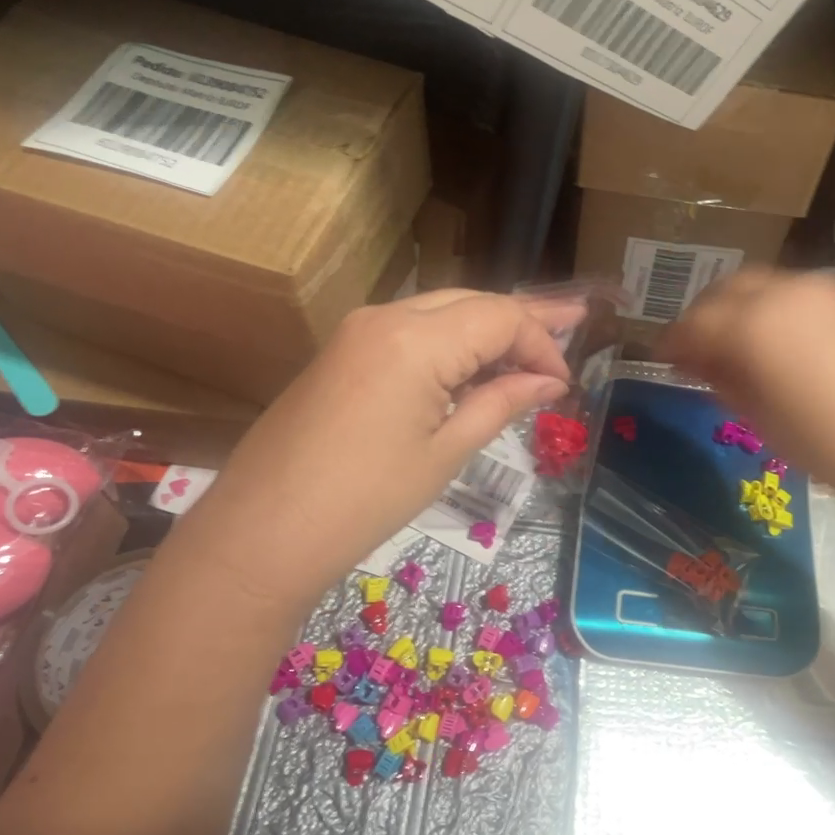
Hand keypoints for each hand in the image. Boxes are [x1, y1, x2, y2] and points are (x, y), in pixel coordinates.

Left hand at [180, 290, 576, 601]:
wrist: (261, 533)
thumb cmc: (365, 501)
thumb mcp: (445, 453)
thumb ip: (501, 404)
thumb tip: (550, 381)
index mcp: (416, 340)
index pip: (501, 318)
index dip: (542, 343)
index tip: (565, 382)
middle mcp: (386, 317)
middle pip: (472, 302)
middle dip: (522, 319)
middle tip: (573, 325)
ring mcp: (358, 330)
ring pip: (441, 310)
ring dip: (486, 328)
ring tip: (532, 346)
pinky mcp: (343, 350)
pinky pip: (410, 330)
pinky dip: (450, 342)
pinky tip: (475, 365)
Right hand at [657, 270, 834, 521]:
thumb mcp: (767, 424)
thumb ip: (728, 383)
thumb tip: (706, 365)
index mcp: (755, 323)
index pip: (696, 322)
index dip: (674, 341)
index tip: (664, 359)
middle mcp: (789, 292)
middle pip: (730, 290)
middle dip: (706, 315)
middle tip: (699, 350)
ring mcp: (833, 291)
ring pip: (770, 286)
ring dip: (745, 310)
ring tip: (743, 348)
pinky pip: (806, 297)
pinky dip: (782, 313)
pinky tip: (791, 348)